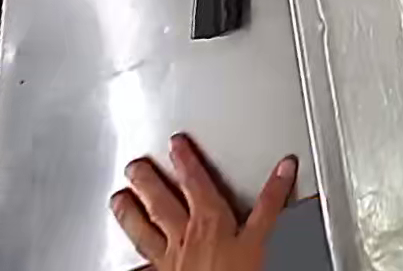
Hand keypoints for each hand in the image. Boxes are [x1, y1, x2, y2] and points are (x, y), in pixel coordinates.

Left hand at [110, 133, 296, 270]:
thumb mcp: (259, 238)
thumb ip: (270, 201)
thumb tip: (284, 167)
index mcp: (209, 220)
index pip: (195, 182)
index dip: (185, 160)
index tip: (175, 144)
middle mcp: (184, 238)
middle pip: (163, 203)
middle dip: (148, 183)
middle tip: (134, 166)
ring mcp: (168, 263)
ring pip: (145, 233)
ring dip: (130, 215)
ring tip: (117, 200)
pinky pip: (143, 269)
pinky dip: (133, 264)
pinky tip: (124, 263)